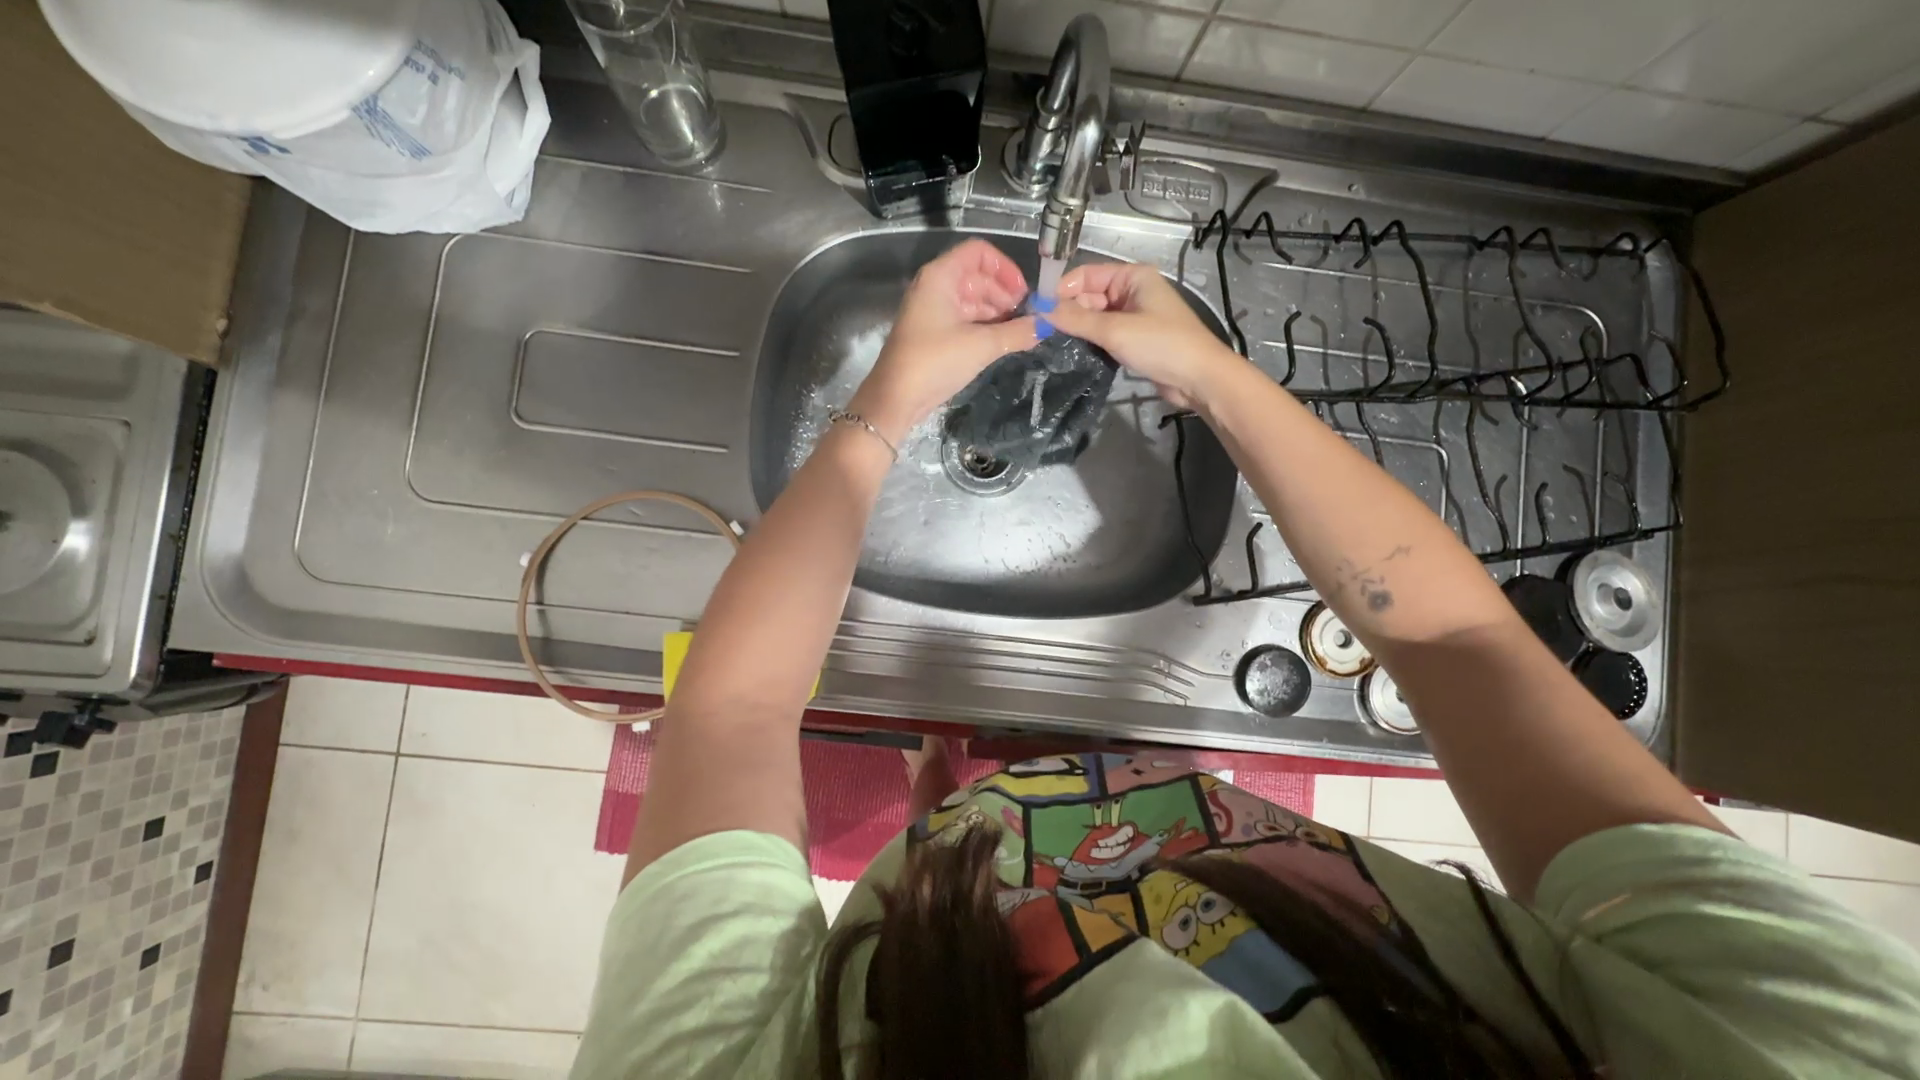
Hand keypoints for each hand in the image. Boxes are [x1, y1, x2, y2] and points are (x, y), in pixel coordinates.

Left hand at [851, 239, 1038, 441]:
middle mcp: (936, 287)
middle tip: (1027, 317)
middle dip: (1005, 293)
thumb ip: (1017, 332)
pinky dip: (985, 327)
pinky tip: (1004, 342)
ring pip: (974, 300)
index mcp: (941, 276)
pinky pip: (966, 320)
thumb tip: (1044, 325)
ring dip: (998, 312)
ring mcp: (934, 311)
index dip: (1005, 268)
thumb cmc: (935, 361)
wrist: (896, 398)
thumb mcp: (981, 345)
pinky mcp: (935, 334)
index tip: (1024, 292)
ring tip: (1020, 332)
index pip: (979, 252)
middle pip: (978, 277)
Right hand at [1046, 262, 1244, 410]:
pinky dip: (1090, 342)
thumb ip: (1077, 319)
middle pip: (1089, 296)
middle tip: (1041, 332)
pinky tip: (1072, 353)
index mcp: (1133, 277)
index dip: (1062, 289)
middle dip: (1067, 312)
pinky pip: (1104, 335)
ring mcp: (1134, 317)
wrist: (1199, 379)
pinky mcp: (1134, 340)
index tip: (1038, 309)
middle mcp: (1132, 292)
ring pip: (1094, 318)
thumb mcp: (1116, 330)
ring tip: (1051, 343)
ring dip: (1077, 329)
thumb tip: (1041, 311)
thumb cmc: (1162, 345)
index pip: (1087, 274)